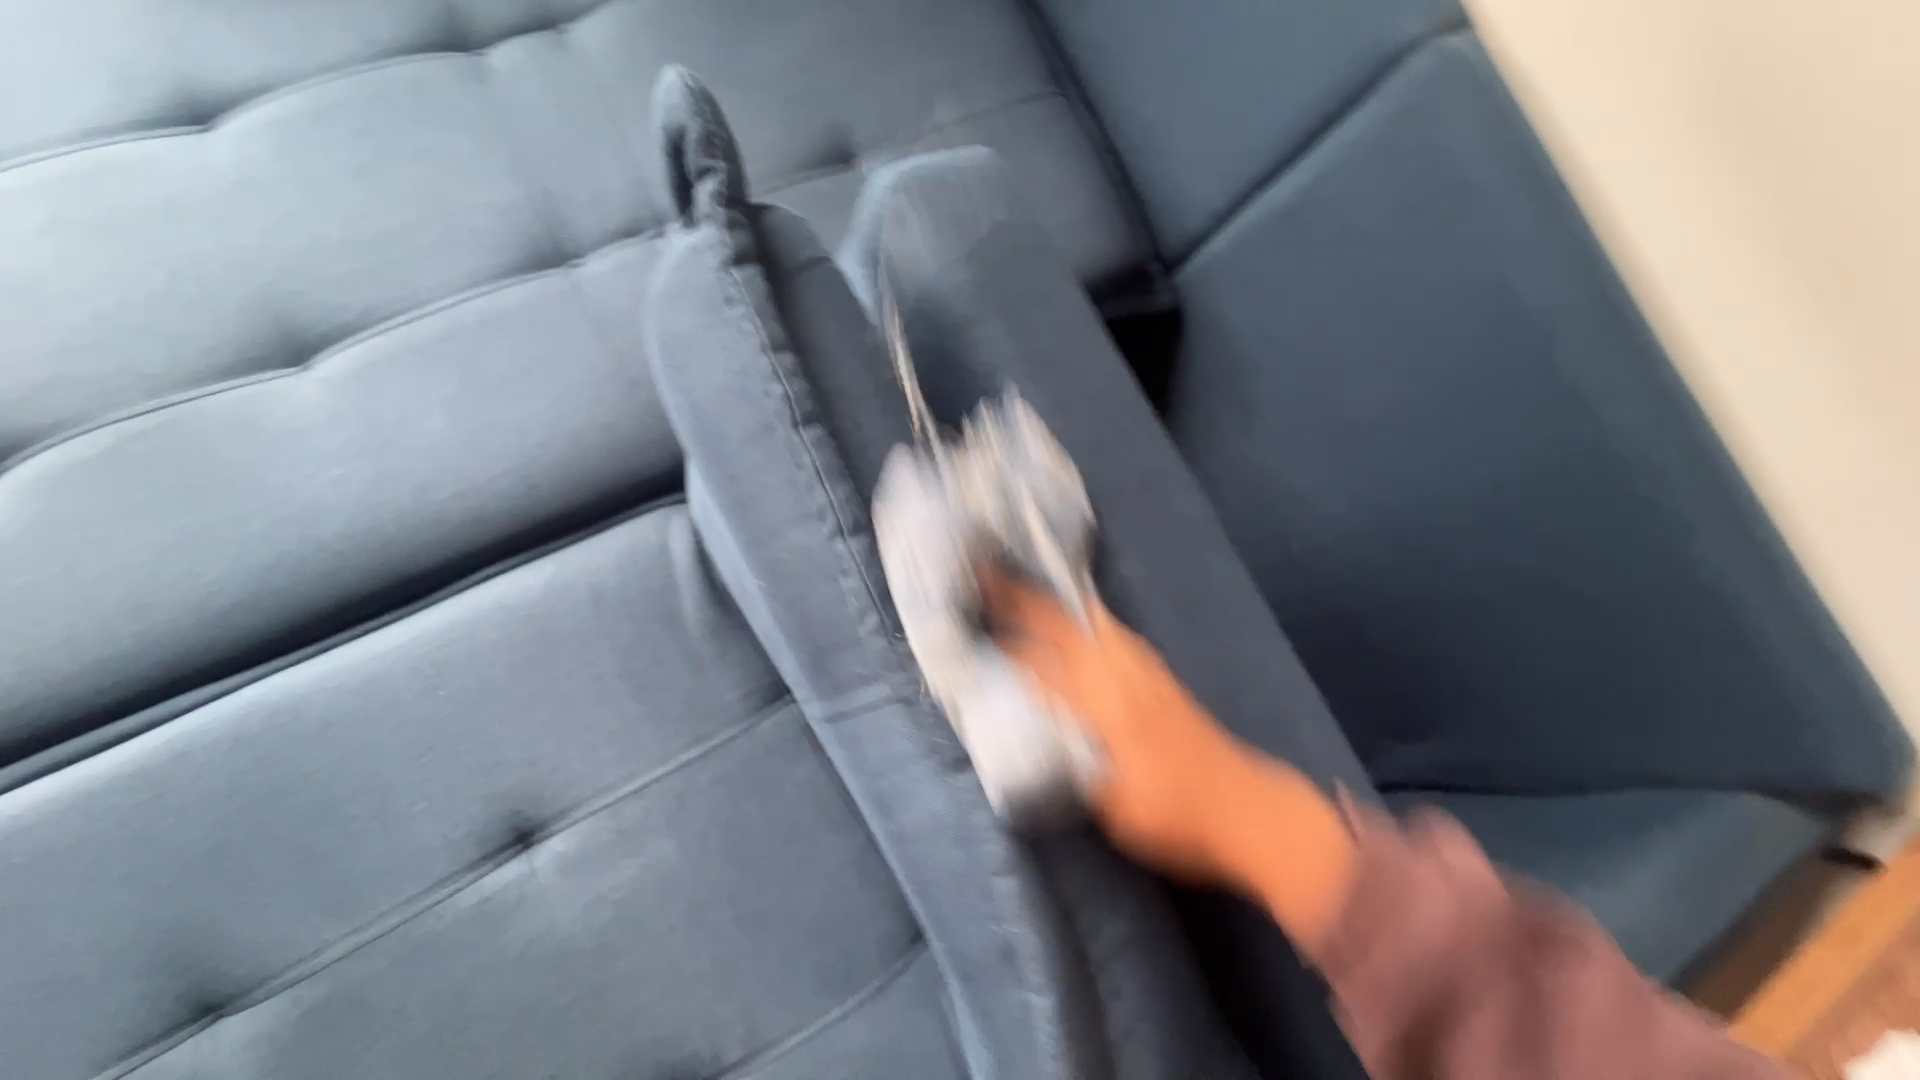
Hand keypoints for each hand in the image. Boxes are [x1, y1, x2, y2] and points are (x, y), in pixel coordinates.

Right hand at [980, 574, 1254, 883]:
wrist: (1250, 811)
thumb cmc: (1176, 815)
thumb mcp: (1111, 803)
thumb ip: (1067, 765)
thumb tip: (1028, 741)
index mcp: (1104, 704)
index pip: (1041, 665)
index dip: (1004, 645)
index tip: (971, 623)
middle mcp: (1123, 675)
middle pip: (1068, 626)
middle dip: (1028, 602)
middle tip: (993, 579)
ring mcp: (1147, 673)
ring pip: (1095, 624)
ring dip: (1059, 606)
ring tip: (1030, 591)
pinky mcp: (1163, 681)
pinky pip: (1114, 634)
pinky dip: (1088, 620)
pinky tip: (1085, 626)